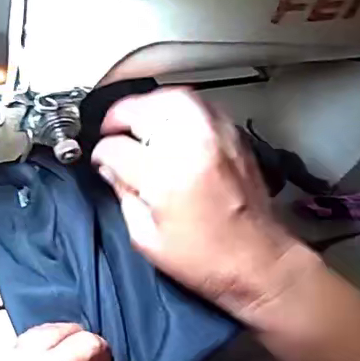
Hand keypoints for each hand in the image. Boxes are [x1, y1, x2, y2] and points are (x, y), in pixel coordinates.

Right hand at [92, 88, 316, 319]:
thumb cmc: (207, 260)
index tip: (101, 162)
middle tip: (112, 133)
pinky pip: (201, 105)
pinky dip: (178, 109)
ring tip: (137, 122)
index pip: (116, 148)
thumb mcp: (146, 238)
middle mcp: (192, 149)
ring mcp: (217, 139)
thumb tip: (110, 170)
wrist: (258, 263)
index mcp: (165, 178)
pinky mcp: (234, 139)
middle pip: (143, 109)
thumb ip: (123, 196)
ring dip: (149, 106)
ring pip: (174, 97)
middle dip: (119, 118)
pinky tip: (168, 124)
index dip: (101, 155)